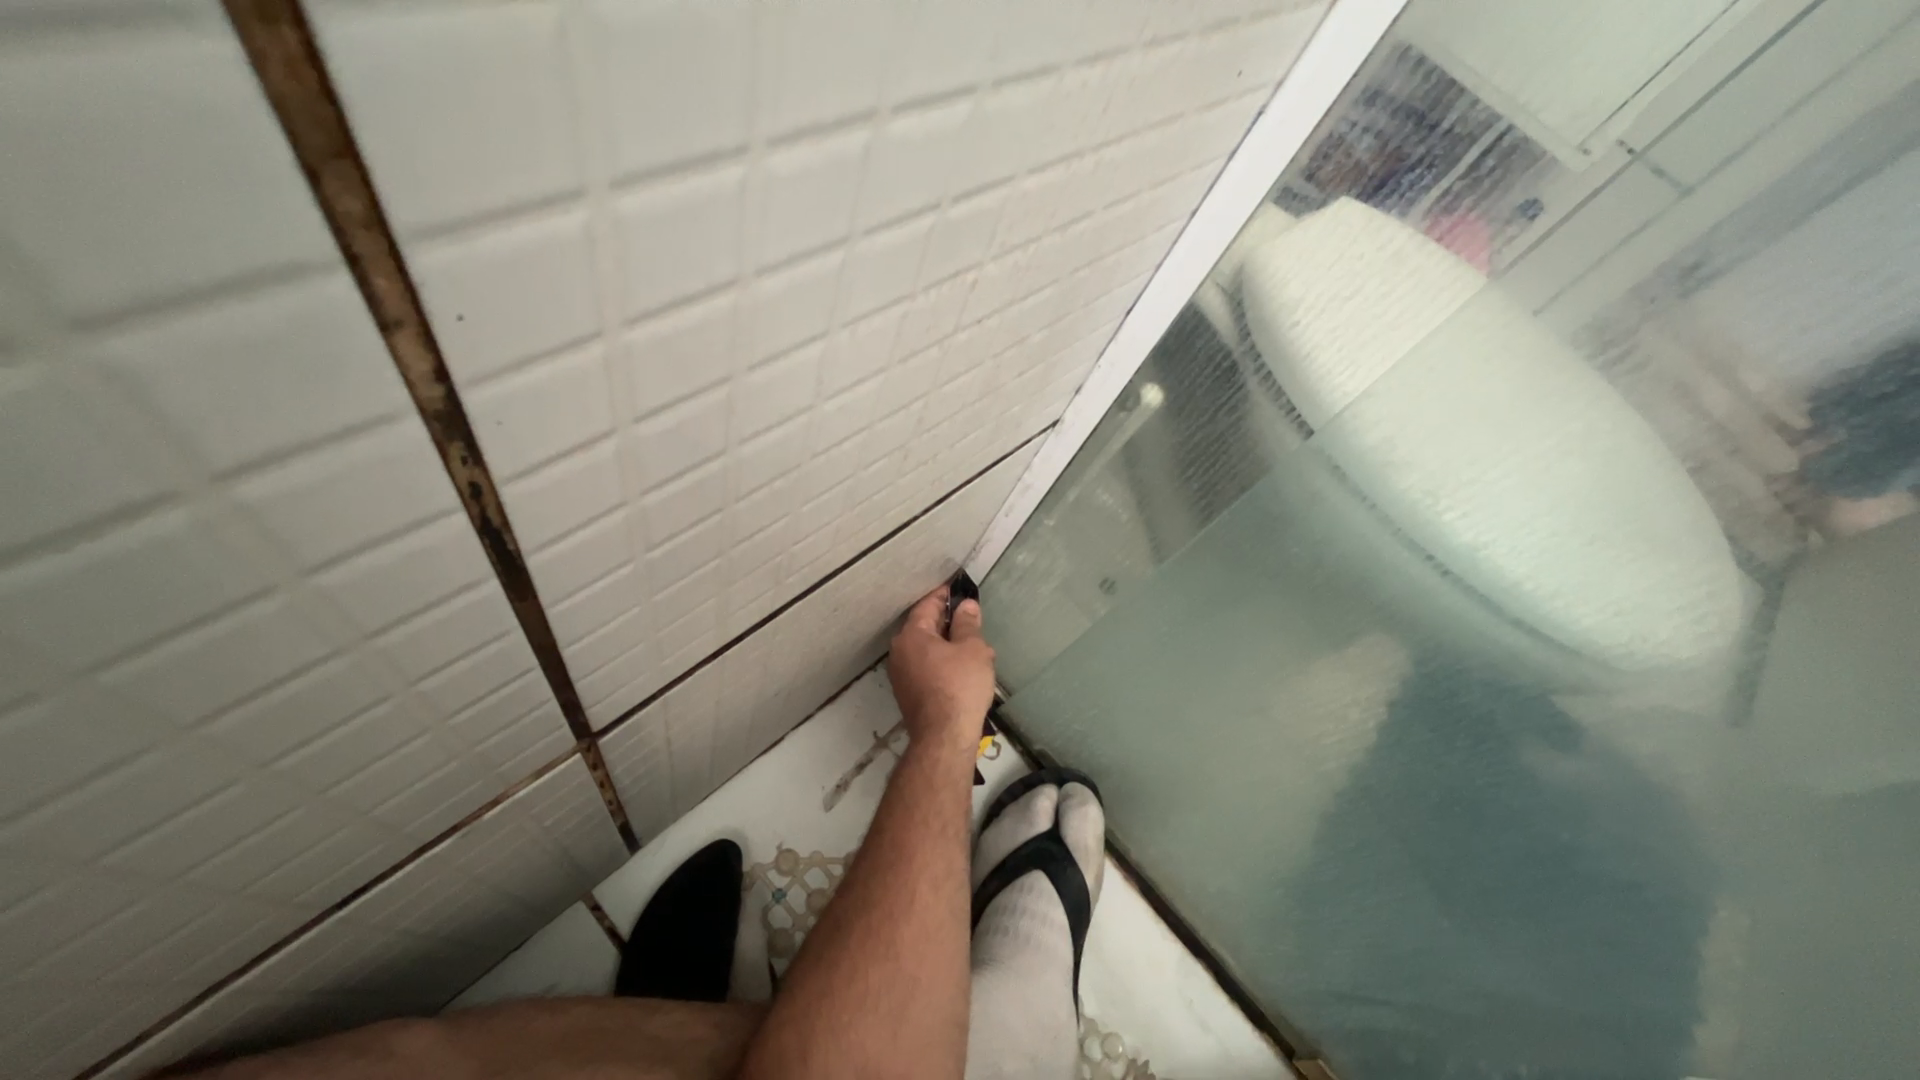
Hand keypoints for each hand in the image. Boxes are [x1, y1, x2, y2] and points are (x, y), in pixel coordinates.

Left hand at [887, 585, 995, 755]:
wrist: (944, 737)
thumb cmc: (960, 686)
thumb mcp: (972, 649)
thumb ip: (968, 624)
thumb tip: (966, 606)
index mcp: (911, 635)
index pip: (927, 605)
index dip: (945, 595)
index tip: (960, 590)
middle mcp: (900, 652)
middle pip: (926, 628)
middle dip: (951, 624)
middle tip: (975, 623)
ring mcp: (901, 675)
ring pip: (929, 651)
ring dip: (950, 647)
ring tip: (977, 652)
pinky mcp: (909, 694)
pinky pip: (928, 669)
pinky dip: (945, 665)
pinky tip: (965, 674)